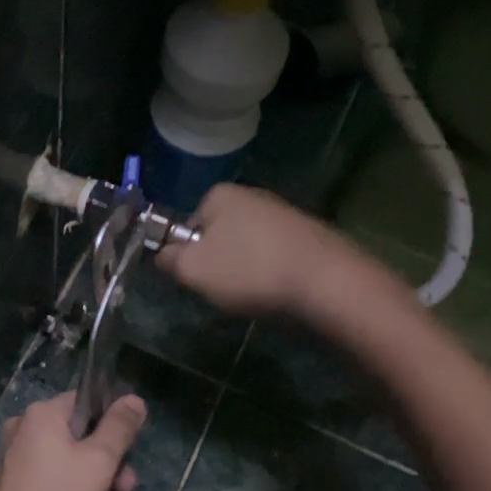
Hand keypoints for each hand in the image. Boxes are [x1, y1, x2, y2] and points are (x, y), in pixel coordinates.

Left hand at [0, 392, 145, 490]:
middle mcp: (20, 432)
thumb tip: (134, 399)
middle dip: (110, 465)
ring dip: (98, 484)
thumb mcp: (100, 463)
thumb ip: (120, 428)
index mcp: (39, 415)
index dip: (112, 424)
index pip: (84, 402)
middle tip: (127, 490)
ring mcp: (11, 463)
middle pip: (78, 437)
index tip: (129, 451)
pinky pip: (49, 484)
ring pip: (67, 464)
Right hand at [156, 184, 386, 316]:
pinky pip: (276, 257)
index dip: (187, 254)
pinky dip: (272, 275)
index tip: (196, 278)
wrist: (325, 282)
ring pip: (248, 248)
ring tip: (254, 294)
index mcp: (220, 195)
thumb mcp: (193, 270)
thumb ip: (170, 260)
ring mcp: (284, 214)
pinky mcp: (309, 237)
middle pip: (220, 235)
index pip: (188, 224)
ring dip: (246, 271)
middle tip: (224, 290)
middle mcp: (253, 195)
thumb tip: (164, 254)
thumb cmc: (249, 270)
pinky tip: (278, 293)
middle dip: (219, 263)